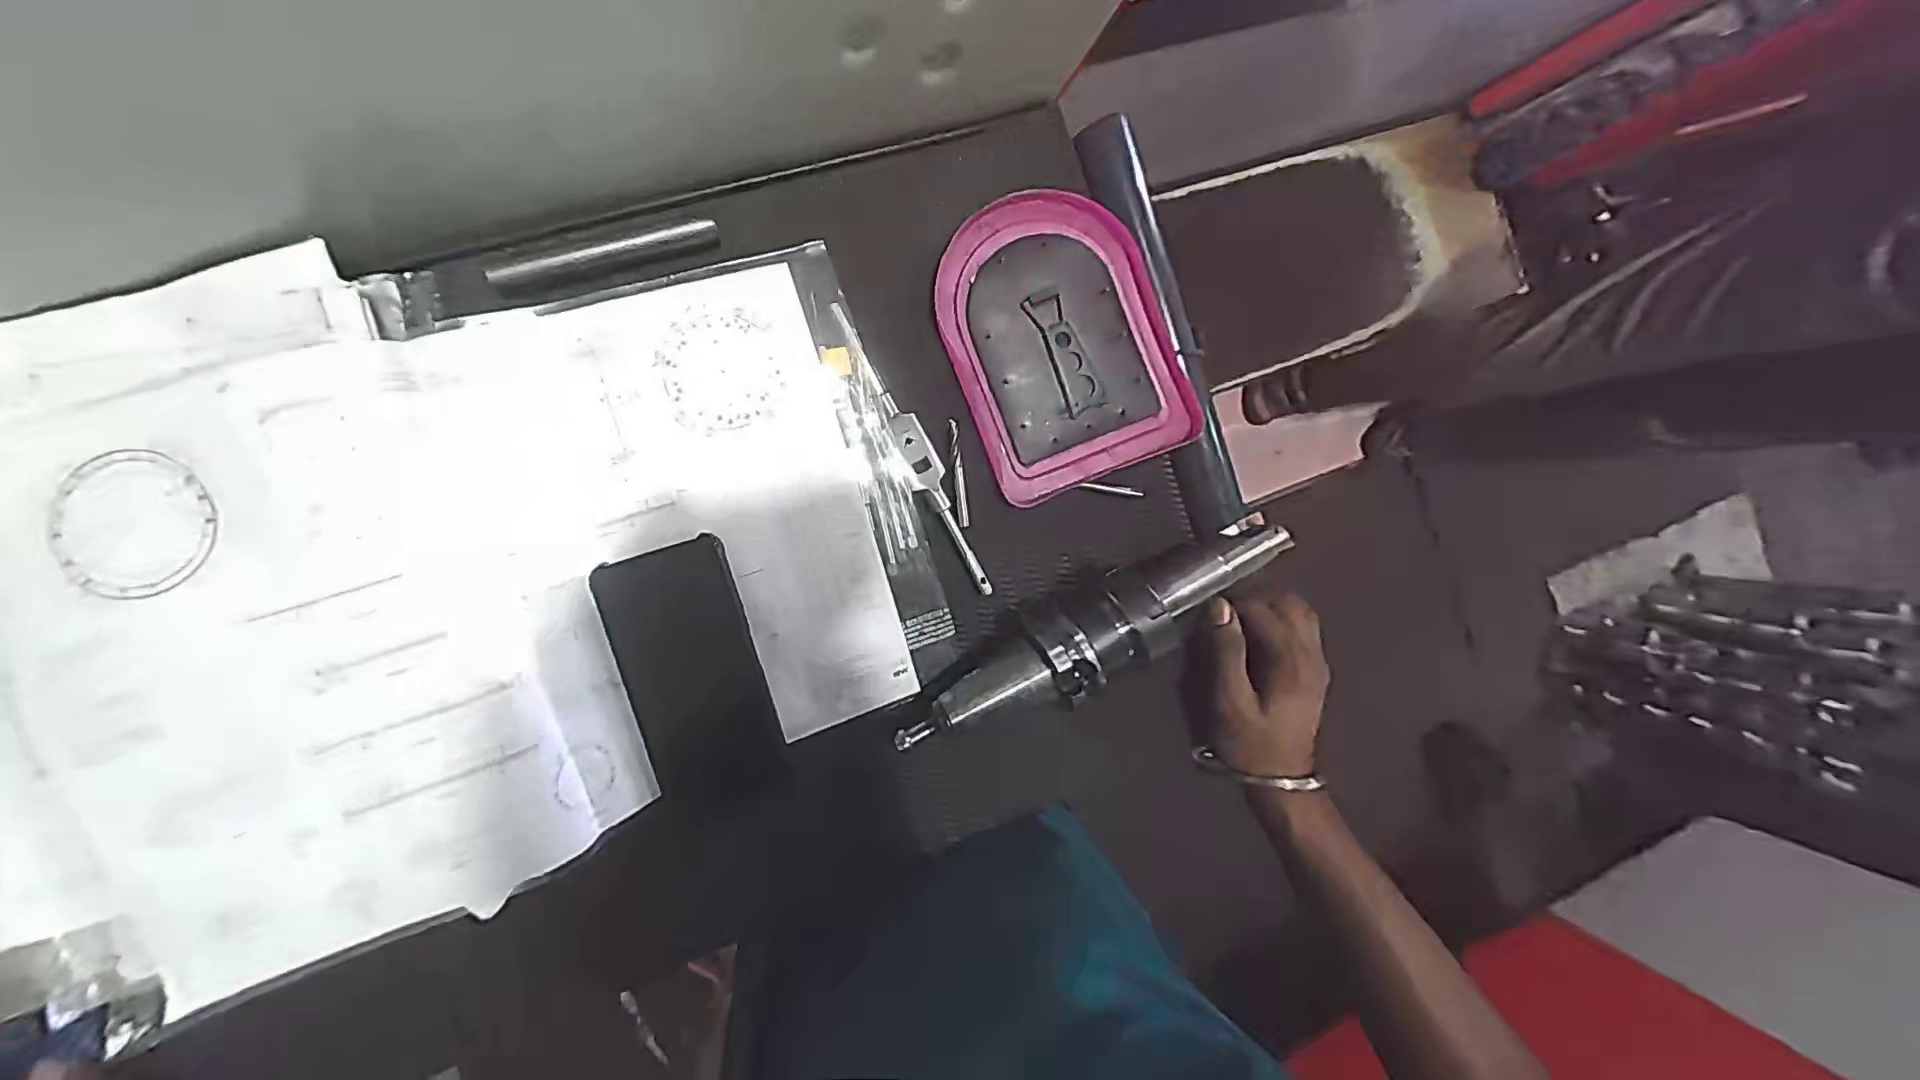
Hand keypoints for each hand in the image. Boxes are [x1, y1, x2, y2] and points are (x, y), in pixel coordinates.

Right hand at [1194, 593, 1328, 776]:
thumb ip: (1225, 652)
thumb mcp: (1228, 702)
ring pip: (1299, 611)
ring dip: (1268, 605)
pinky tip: (1256, 631)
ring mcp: (1318, 660)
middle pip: (1288, 602)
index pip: (1262, 609)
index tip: (1206, 611)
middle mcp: (1311, 654)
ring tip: (1237, 617)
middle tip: (1221, 611)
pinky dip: (1278, 617)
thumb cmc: (1249, 743)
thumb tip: (1219, 607)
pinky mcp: (1315, 668)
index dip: (1232, 603)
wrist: (1280, 779)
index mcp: (1291, 661)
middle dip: (1252, 597)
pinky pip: (1302, 626)